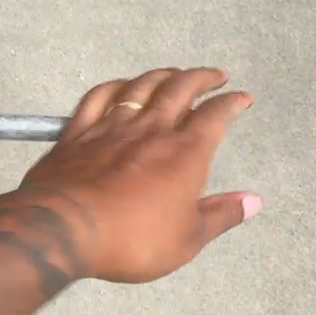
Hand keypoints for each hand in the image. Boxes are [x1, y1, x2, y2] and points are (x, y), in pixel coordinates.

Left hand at [18, 67, 258, 283]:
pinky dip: (113, 87)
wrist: (62, 228)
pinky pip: (97, 98)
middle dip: (202, 78)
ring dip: (161, 75)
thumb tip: (253, 201)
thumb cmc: (131, 240)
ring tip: (174, 74)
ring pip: (140, 87)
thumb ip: (220, 216)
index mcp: (184, 154)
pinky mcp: (77, 133)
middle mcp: (150, 131)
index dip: (232, 103)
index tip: (242, 98)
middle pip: (180, 89)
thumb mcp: (186, 239)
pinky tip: (120, 86)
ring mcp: (110, 128)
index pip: (215, 116)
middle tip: (215, 76)